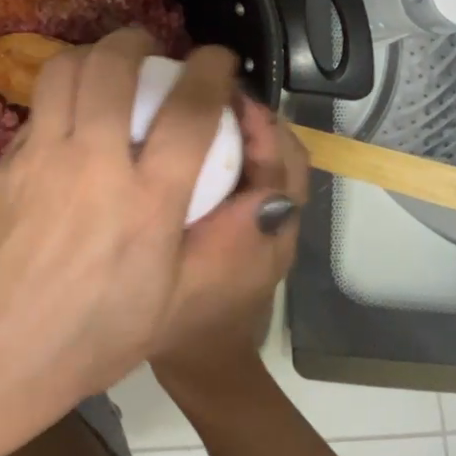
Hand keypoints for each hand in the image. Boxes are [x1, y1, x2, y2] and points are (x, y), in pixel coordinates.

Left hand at [0, 28, 241, 440]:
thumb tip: (265, 193)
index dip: (211, 72)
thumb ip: (226, 241)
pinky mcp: (6, 161)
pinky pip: (37, 106)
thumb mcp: (180, 301)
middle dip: (136, 41)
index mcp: (146, 202)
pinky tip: (70, 113)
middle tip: (151, 47)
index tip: (219, 59)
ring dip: (92, 54)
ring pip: (63, 71)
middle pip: (112, 67)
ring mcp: (40, 157)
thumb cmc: (96, 334)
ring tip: (109, 64)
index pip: (189, 111)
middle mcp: (91, 164)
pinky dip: (60, 92)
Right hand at [149, 92, 309, 390]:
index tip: (210, 89)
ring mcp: (266, 222)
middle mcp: (277, 218)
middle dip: (248, 114)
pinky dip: (229, 150)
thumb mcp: (173, 272)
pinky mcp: (249, 225)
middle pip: (281, 150)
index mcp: (269, 225)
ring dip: (240, 130)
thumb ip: (186, 222)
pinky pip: (249, 173)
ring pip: (269, 159)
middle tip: (196, 90)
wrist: (205, 366)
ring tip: (191, 108)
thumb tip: (180, 158)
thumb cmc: (186, 322)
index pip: (279, 157)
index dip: (252, 119)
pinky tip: (185, 144)